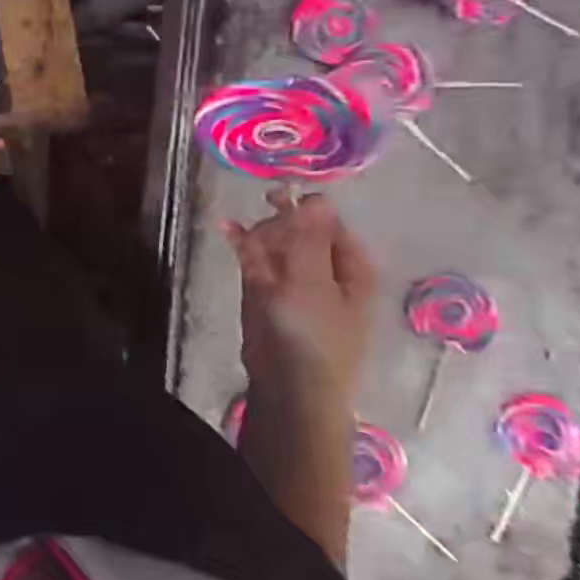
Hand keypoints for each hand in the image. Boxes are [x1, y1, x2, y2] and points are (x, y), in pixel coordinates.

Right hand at [223, 189, 375, 400]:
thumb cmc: (312, 333)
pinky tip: (228, 230)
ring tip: (239, 231)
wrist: (289, 384)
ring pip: (276, 247)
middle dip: (277, 223)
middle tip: (257, 219)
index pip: (329, 224)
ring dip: (258, 234)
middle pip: (300, 233)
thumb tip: (317, 196)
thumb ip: (309, 238)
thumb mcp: (311, 281)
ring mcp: (293, 284)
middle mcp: (325, 271)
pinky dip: (244, 248)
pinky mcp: (266, 296)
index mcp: (351, 267)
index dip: (304, 209)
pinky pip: (257, 265)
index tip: (275, 196)